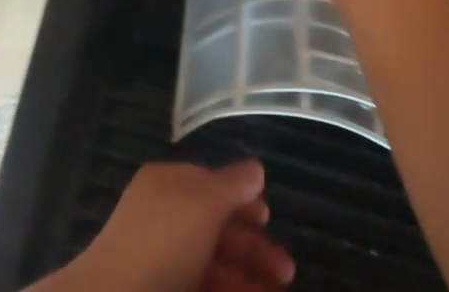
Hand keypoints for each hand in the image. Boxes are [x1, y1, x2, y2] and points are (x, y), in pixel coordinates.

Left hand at [34, 161, 293, 291]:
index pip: (209, 183)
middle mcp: (163, 216)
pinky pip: (202, 284)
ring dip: (246, 276)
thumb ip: (232, 184)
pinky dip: (229, 289)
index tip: (270, 218)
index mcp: (167, 185)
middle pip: (215, 226)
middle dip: (253, 246)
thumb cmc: (163, 243)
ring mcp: (160, 257)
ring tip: (277, 291)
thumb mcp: (203, 203)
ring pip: (211, 261)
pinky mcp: (162, 289)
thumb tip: (255, 168)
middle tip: (287, 270)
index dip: (241, 198)